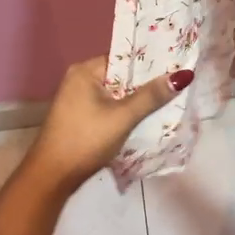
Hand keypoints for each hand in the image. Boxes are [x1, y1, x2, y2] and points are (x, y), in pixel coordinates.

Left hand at [21, 58, 186, 192]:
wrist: (52, 176)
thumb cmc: (86, 140)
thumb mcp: (122, 117)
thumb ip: (151, 96)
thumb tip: (183, 74)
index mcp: (85, 70)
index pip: (123, 58)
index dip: (149, 63)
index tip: (175, 66)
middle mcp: (79, 79)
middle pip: (120, 76)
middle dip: (145, 83)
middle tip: (176, 84)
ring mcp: (77, 99)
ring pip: (115, 93)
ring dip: (135, 100)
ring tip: (166, 101)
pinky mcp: (78, 117)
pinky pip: (107, 106)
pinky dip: (123, 111)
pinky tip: (143, 119)